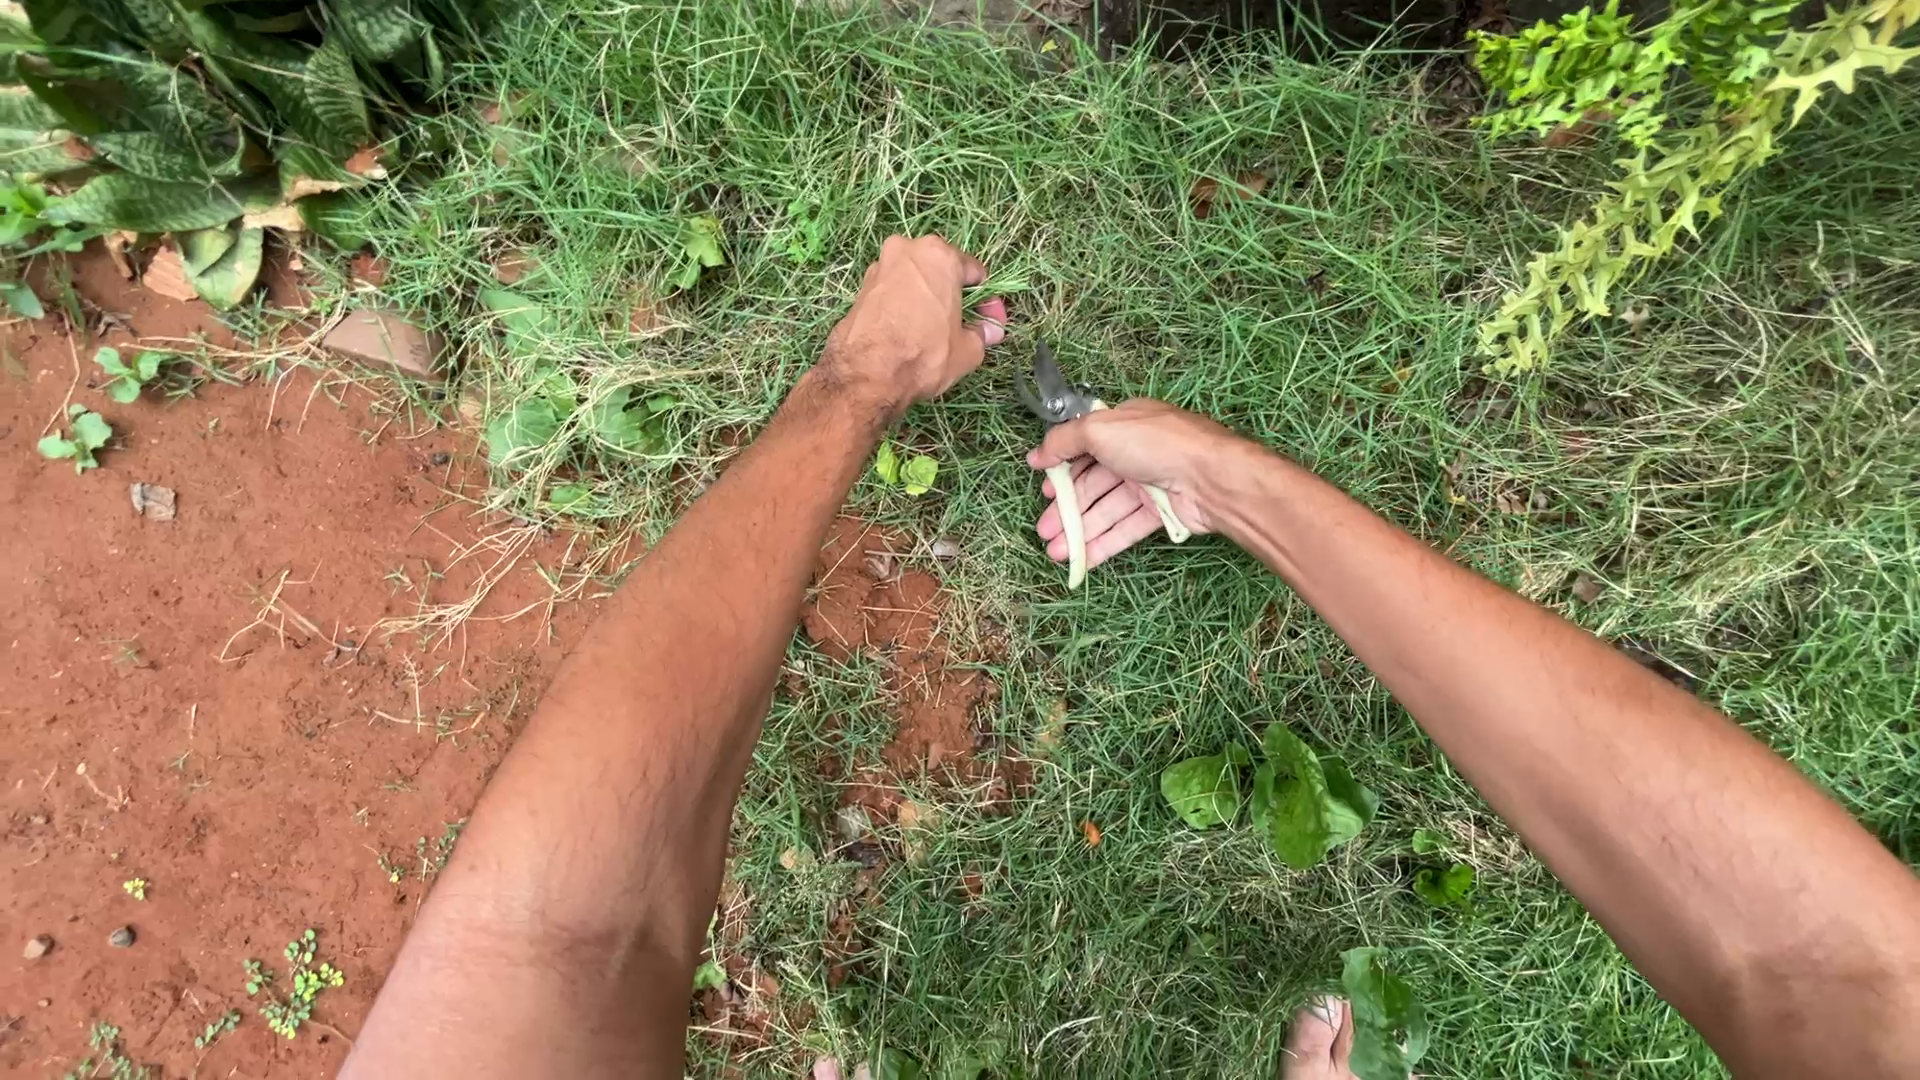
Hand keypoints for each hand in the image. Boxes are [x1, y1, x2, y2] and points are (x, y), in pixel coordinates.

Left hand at [820, 235, 1007, 415]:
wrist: (867, 375)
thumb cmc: (925, 354)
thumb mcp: (968, 350)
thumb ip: (982, 334)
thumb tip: (990, 331)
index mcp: (938, 255)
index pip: (974, 272)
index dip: (985, 300)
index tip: (988, 322)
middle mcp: (906, 251)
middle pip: (941, 273)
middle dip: (955, 297)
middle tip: (963, 327)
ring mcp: (879, 268)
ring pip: (914, 283)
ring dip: (928, 302)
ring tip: (934, 334)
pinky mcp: (860, 290)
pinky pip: (893, 296)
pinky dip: (904, 310)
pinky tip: (909, 335)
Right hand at [1026, 399, 1248, 568]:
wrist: (1211, 477)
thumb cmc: (1154, 445)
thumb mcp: (1100, 429)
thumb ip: (1064, 440)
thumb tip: (1037, 454)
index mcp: (1123, 426)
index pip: (1084, 449)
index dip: (1062, 470)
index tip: (1043, 491)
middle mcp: (1135, 453)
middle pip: (1093, 484)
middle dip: (1066, 509)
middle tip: (1044, 532)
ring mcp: (1149, 484)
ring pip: (1107, 510)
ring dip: (1080, 531)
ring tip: (1057, 553)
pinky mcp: (1161, 513)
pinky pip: (1126, 528)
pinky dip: (1103, 544)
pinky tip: (1082, 560)